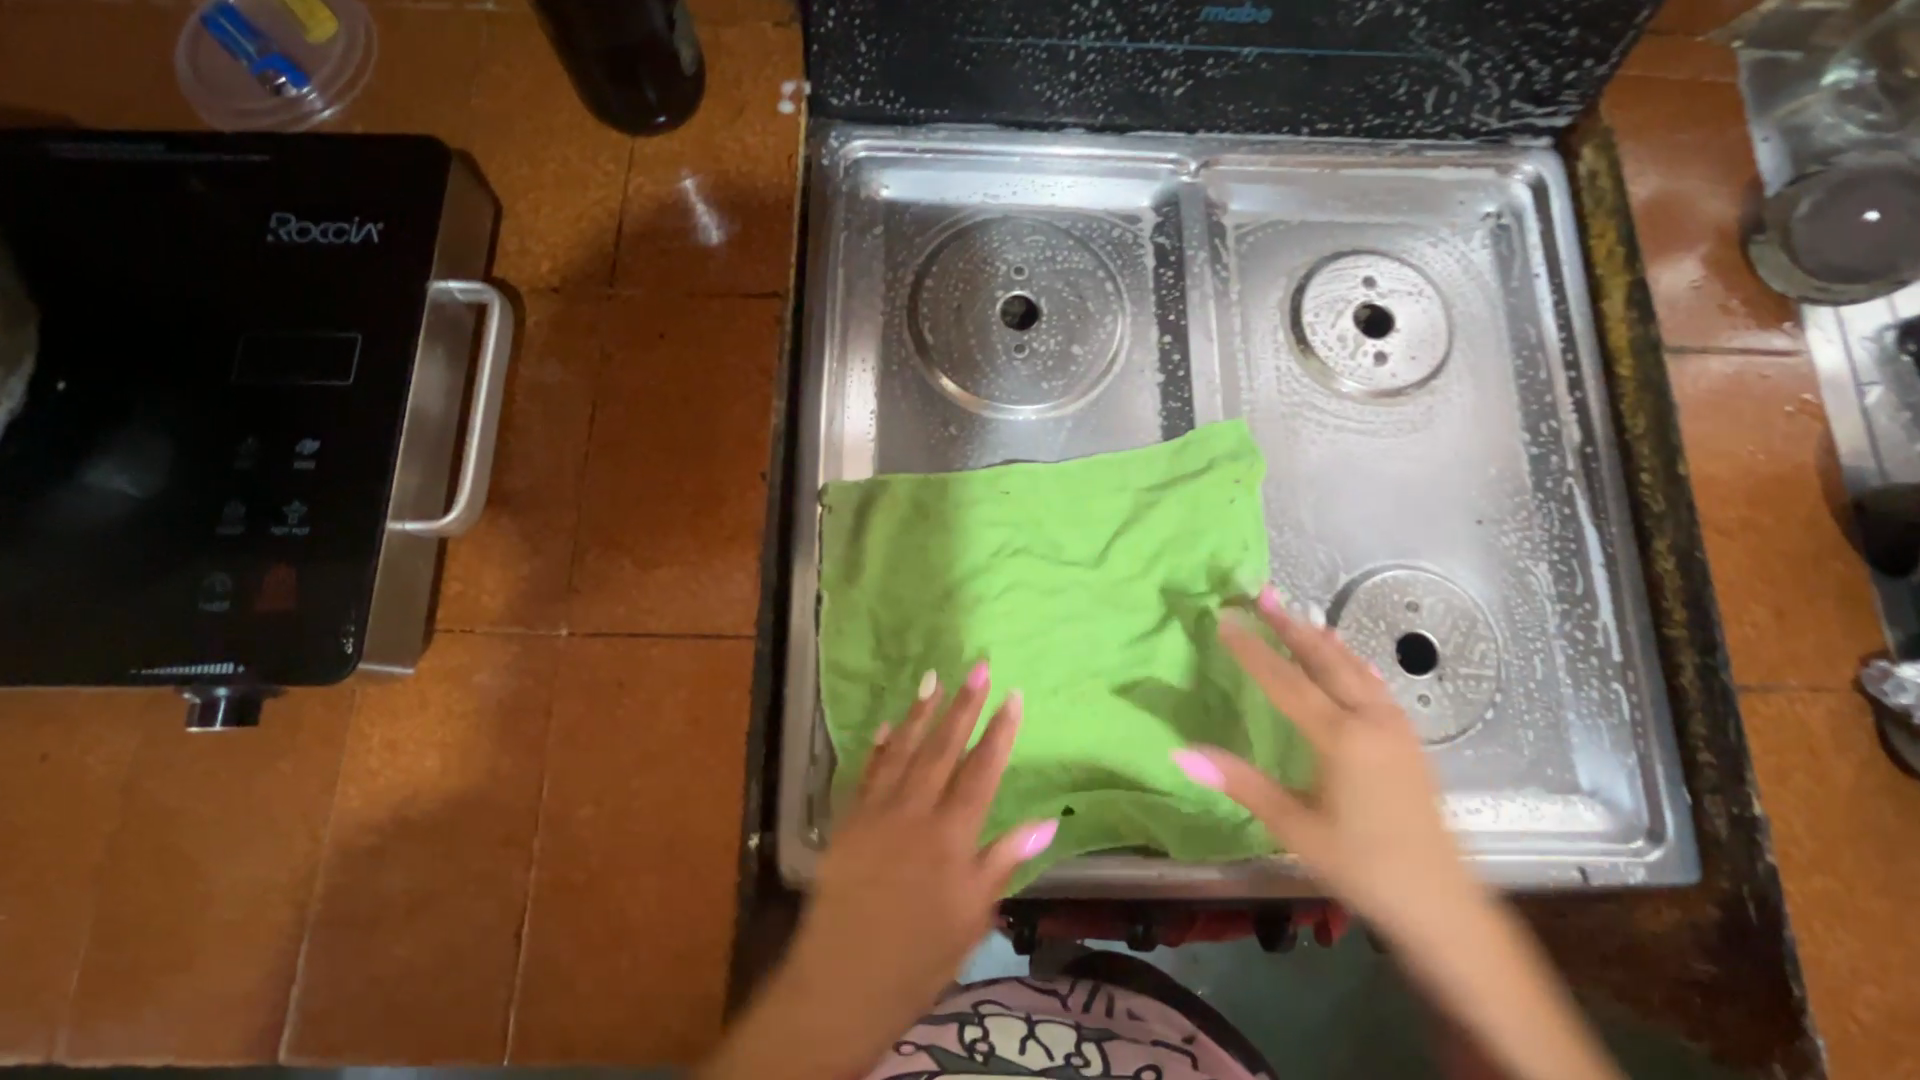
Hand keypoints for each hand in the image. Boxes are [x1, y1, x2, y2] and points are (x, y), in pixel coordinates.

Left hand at [774, 664, 1058, 1064]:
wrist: (842, 981)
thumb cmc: (920, 957)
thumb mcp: (973, 917)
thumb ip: (1003, 862)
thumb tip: (1046, 821)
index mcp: (951, 836)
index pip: (981, 771)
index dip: (999, 732)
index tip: (1012, 696)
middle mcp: (914, 814)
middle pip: (942, 750)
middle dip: (963, 706)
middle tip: (976, 666)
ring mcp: (876, 814)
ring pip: (902, 752)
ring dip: (920, 714)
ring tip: (933, 678)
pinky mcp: (847, 823)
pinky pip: (867, 774)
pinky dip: (879, 747)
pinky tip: (888, 726)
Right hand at [1171, 586, 1480, 933]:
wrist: (1443, 903)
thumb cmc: (1364, 868)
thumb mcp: (1295, 829)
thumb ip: (1241, 784)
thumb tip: (1181, 753)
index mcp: (1341, 738)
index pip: (1286, 682)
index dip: (1253, 650)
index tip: (1227, 619)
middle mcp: (1371, 722)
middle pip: (1326, 661)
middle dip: (1292, 626)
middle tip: (1264, 592)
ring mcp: (1397, 729)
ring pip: (1356, 670)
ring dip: (1323, 641)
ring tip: (1300, 615)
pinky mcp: (1411, 743)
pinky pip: (1377, 687)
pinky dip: (1354, 664)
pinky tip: (1352, 660)